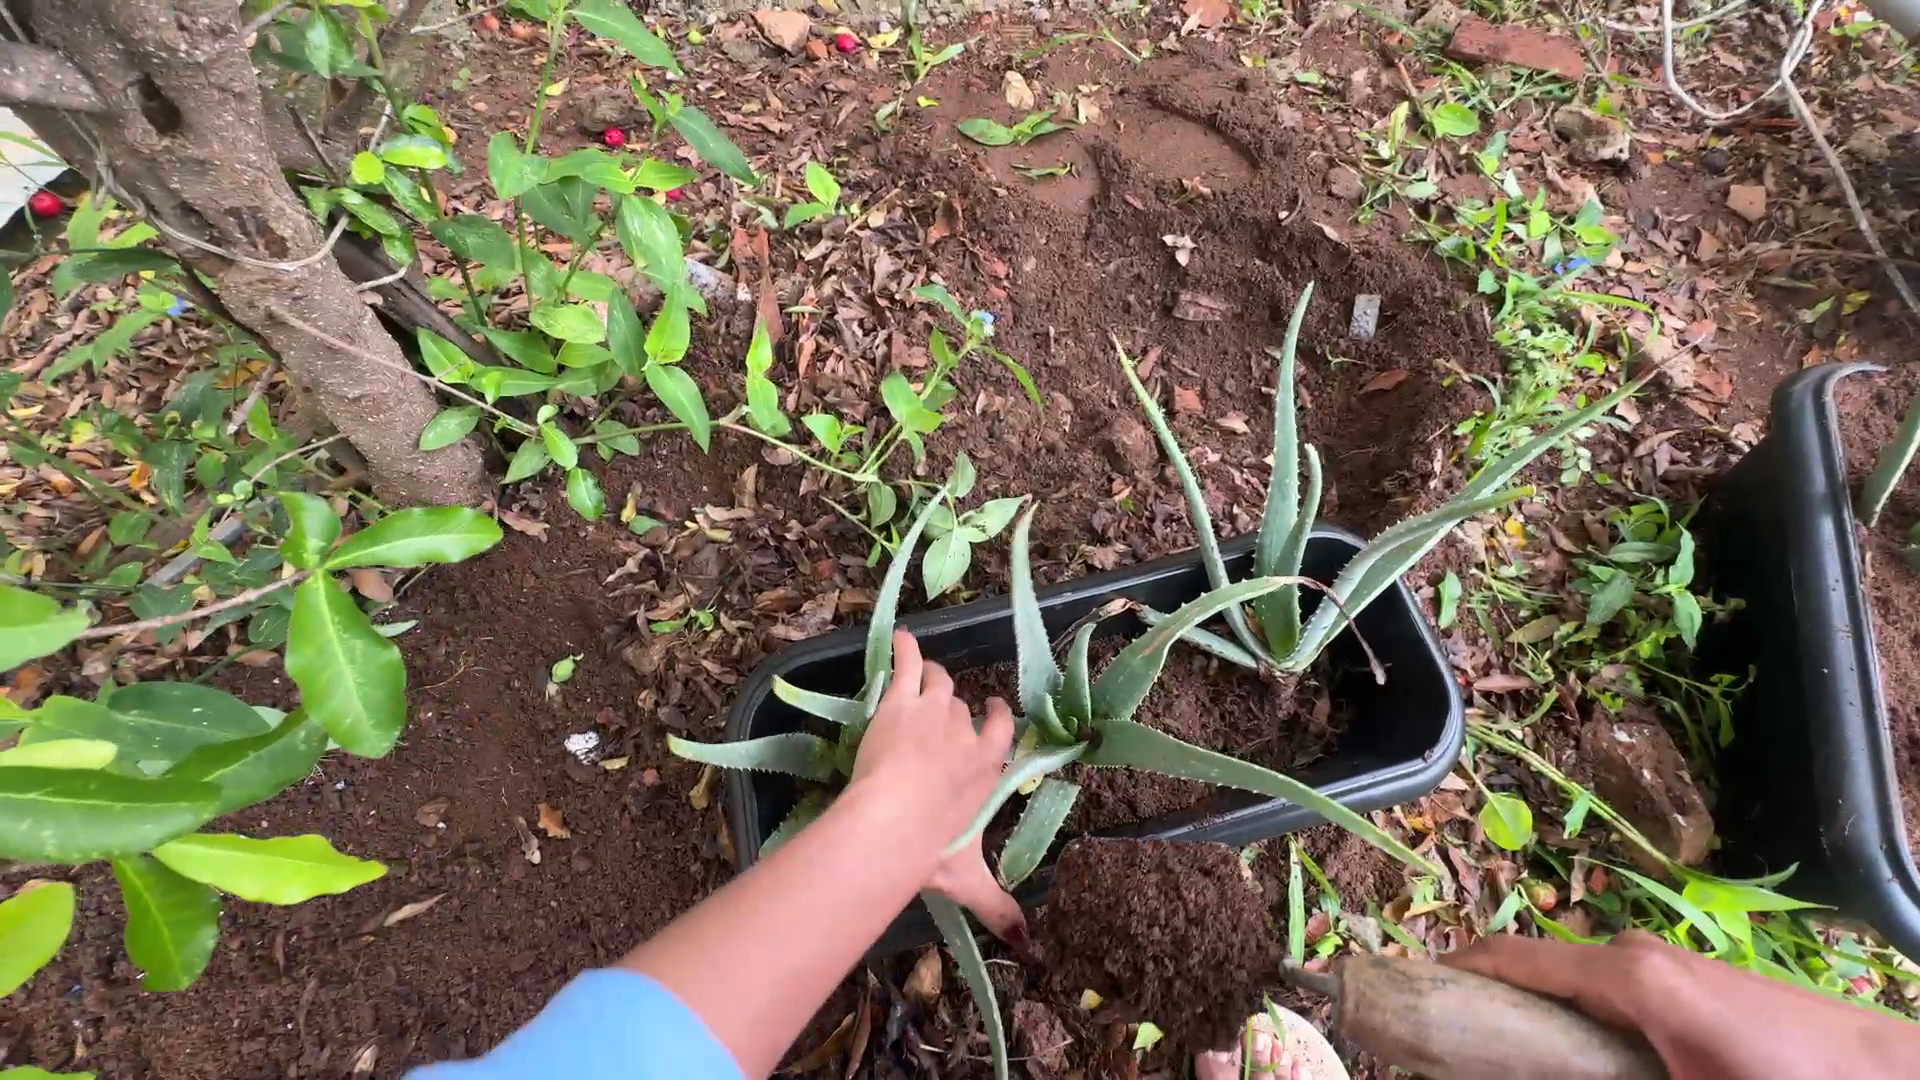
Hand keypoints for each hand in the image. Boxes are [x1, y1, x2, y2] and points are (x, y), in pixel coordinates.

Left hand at [851, 629, 1023, 943]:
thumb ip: (998, 907)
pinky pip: (906, 662)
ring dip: (931, 677)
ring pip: (938, 681)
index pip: (1000, 728)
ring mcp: (933, 710)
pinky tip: (899, 637)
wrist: (896, 819)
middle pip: (963, 704)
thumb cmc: (934, 847)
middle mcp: (966, 731)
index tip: (991, 710)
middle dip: (954, 704)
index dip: (994, 718)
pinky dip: (903, 648)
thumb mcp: (969, 878)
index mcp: (987, 764)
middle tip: (940, 709)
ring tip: (922, 675)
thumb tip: (1030, 948)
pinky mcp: (900, 700)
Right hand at [1443, 929, 1919, 1079]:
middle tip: (1474, 1046)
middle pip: (1535, 969)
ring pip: (1572, 983)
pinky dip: (1582, 1016)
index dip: (1456, 970)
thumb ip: (1605, 1072)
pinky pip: (1608, 991)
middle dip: (1498, 1004)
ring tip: (1528, 1056)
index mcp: (1626, 974)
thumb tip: (1529, 1071)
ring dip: (1544, 1015)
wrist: (1906, 1075)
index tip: (1417, 994)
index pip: (1510, 956)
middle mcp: (1629, 952)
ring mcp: (1657, 961)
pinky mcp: (1683, 977)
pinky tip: (1594, 1058)